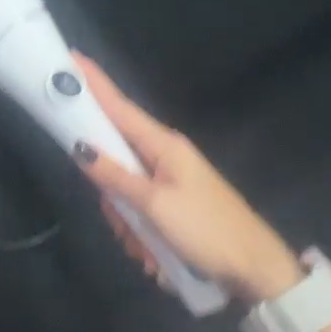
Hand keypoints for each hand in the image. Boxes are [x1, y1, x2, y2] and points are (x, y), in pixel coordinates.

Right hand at [71, 53, 301, 303]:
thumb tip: (80, 147)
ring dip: (128, 223)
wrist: (260, 273)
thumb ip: (115, 177)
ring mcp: (170, 181)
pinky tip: (157, 257)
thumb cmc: (208, 230)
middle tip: (119, 218)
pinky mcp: (175, 206)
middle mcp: (164, 156)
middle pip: (114, 157)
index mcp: (162, 144)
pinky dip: (142, 235)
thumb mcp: (156, 206)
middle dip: (110, 192)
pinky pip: (141, 212)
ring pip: (124, 190)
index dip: (93, 83)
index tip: (70, 57)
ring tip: (147, 248)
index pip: (118, 105)